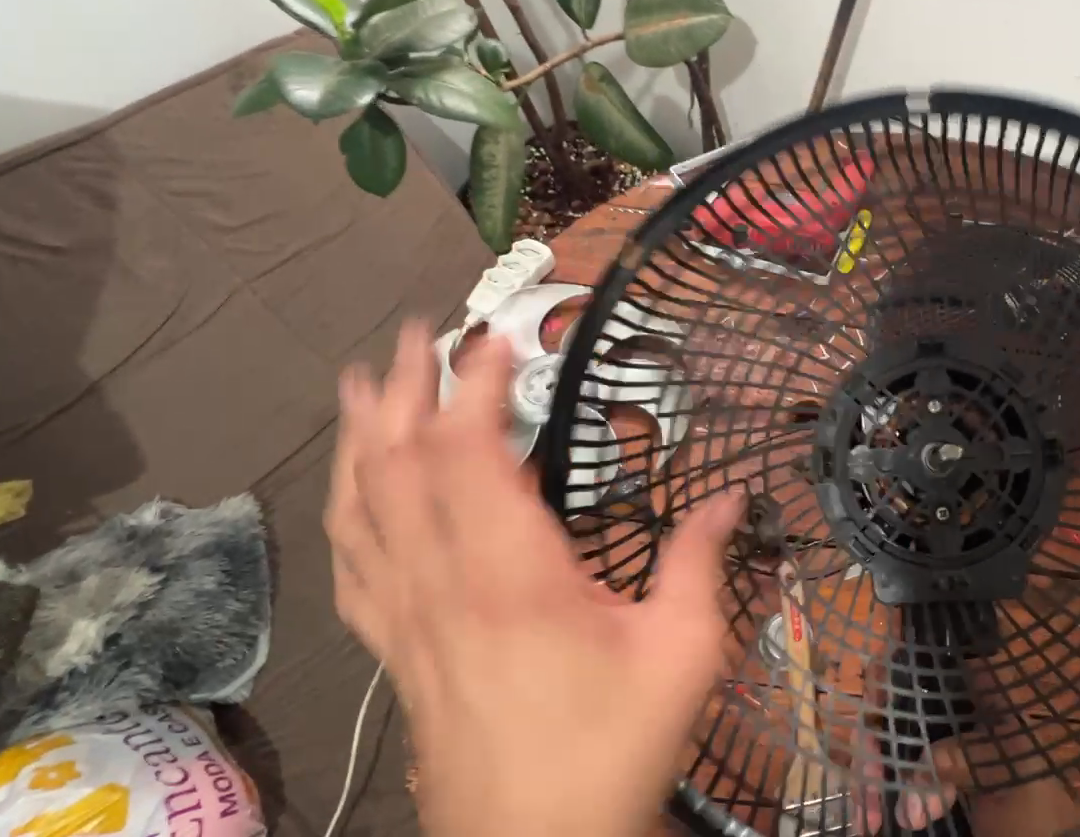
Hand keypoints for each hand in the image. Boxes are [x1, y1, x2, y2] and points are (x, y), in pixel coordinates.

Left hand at [327, 321, 743, 836]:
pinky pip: (355, 566)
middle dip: (404, 393)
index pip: (469, 458)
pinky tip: (352, 489)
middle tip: (414, 335)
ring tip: (364, 384)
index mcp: (511, 578)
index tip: (492, 338)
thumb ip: (699, 562)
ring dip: (361, 439)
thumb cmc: (612, 744)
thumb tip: (731, 494)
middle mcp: (442, 587)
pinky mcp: (395, 651)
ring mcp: (406, 622)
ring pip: (362, 512)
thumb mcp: (681, 652)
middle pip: (399, 471)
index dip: (473, 389)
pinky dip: (348, 511)